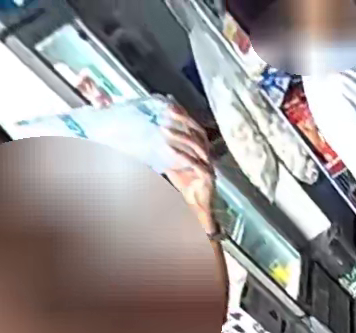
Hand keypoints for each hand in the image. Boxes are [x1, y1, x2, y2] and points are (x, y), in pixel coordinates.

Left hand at [160, 105, 216, 237]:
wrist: (196, 207)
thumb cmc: (185, 186)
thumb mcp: (171, 163)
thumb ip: (164, 150)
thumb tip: (147, 136)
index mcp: (200, 150)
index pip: (193, 126)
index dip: (183, 113)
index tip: (169, 102)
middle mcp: (206, 155)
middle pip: (198, 131)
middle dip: (184, 119)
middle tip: (167, 111)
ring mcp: (208, 166)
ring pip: (197, 145)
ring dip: (180, 135)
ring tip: (164, 130)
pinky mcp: (207, 177)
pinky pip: (195, 163)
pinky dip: (182, 155)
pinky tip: (169, 149)